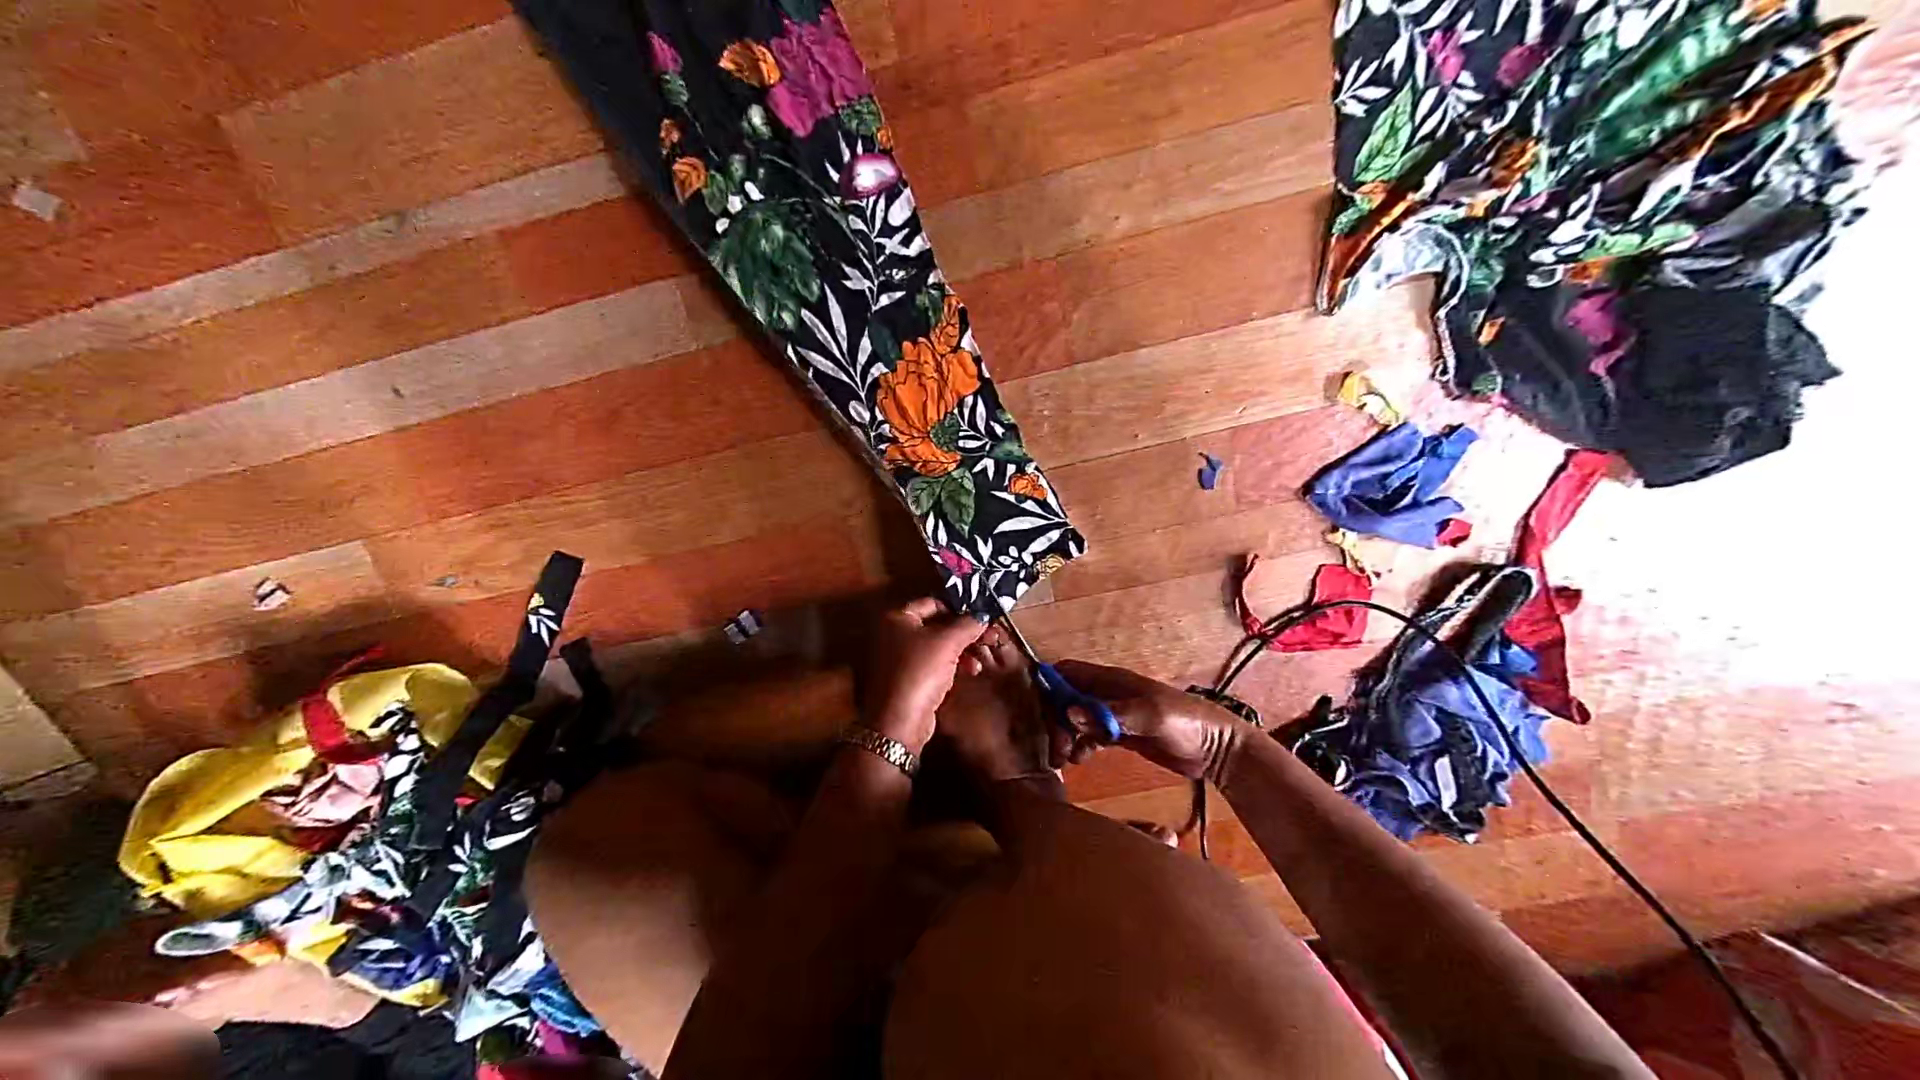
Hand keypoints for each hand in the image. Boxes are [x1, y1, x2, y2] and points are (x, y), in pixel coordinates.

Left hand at [862, 597, 988, 752]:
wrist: (899, 721)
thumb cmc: (920, 671)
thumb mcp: (948, 643)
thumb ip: (967, 624)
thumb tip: (982, 615)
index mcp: (897, 618)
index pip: (932, 602)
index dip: (958, 607)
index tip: (981, 614)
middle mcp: (894, 634)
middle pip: (936, 625)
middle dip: (964, 631)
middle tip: (990, 636)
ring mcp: (900, 658)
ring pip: (938, 646)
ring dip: (962, 649)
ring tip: (983, 656)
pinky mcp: (908, 678)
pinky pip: (934, 663)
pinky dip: (952, 664)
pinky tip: (972, 670)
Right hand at [1052, 661, 1244, 784]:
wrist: (1218, 748)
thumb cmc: (1186, 723)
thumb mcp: (1149, 716)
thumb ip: (1110, 714)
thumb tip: (1069, 712)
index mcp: (1112, 680)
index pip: (1068, 672)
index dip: (1049, 686)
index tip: (1038, 712)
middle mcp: (1108, 693)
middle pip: (1067, 698)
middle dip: (1056, 719)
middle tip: (1056, 749)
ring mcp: (1114, 713)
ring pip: (1076, 718)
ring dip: (1066, 735)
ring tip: (1064, 759)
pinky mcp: (1121, 733)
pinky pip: (1090, 735)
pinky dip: (1081, 745)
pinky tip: (1080, 760)